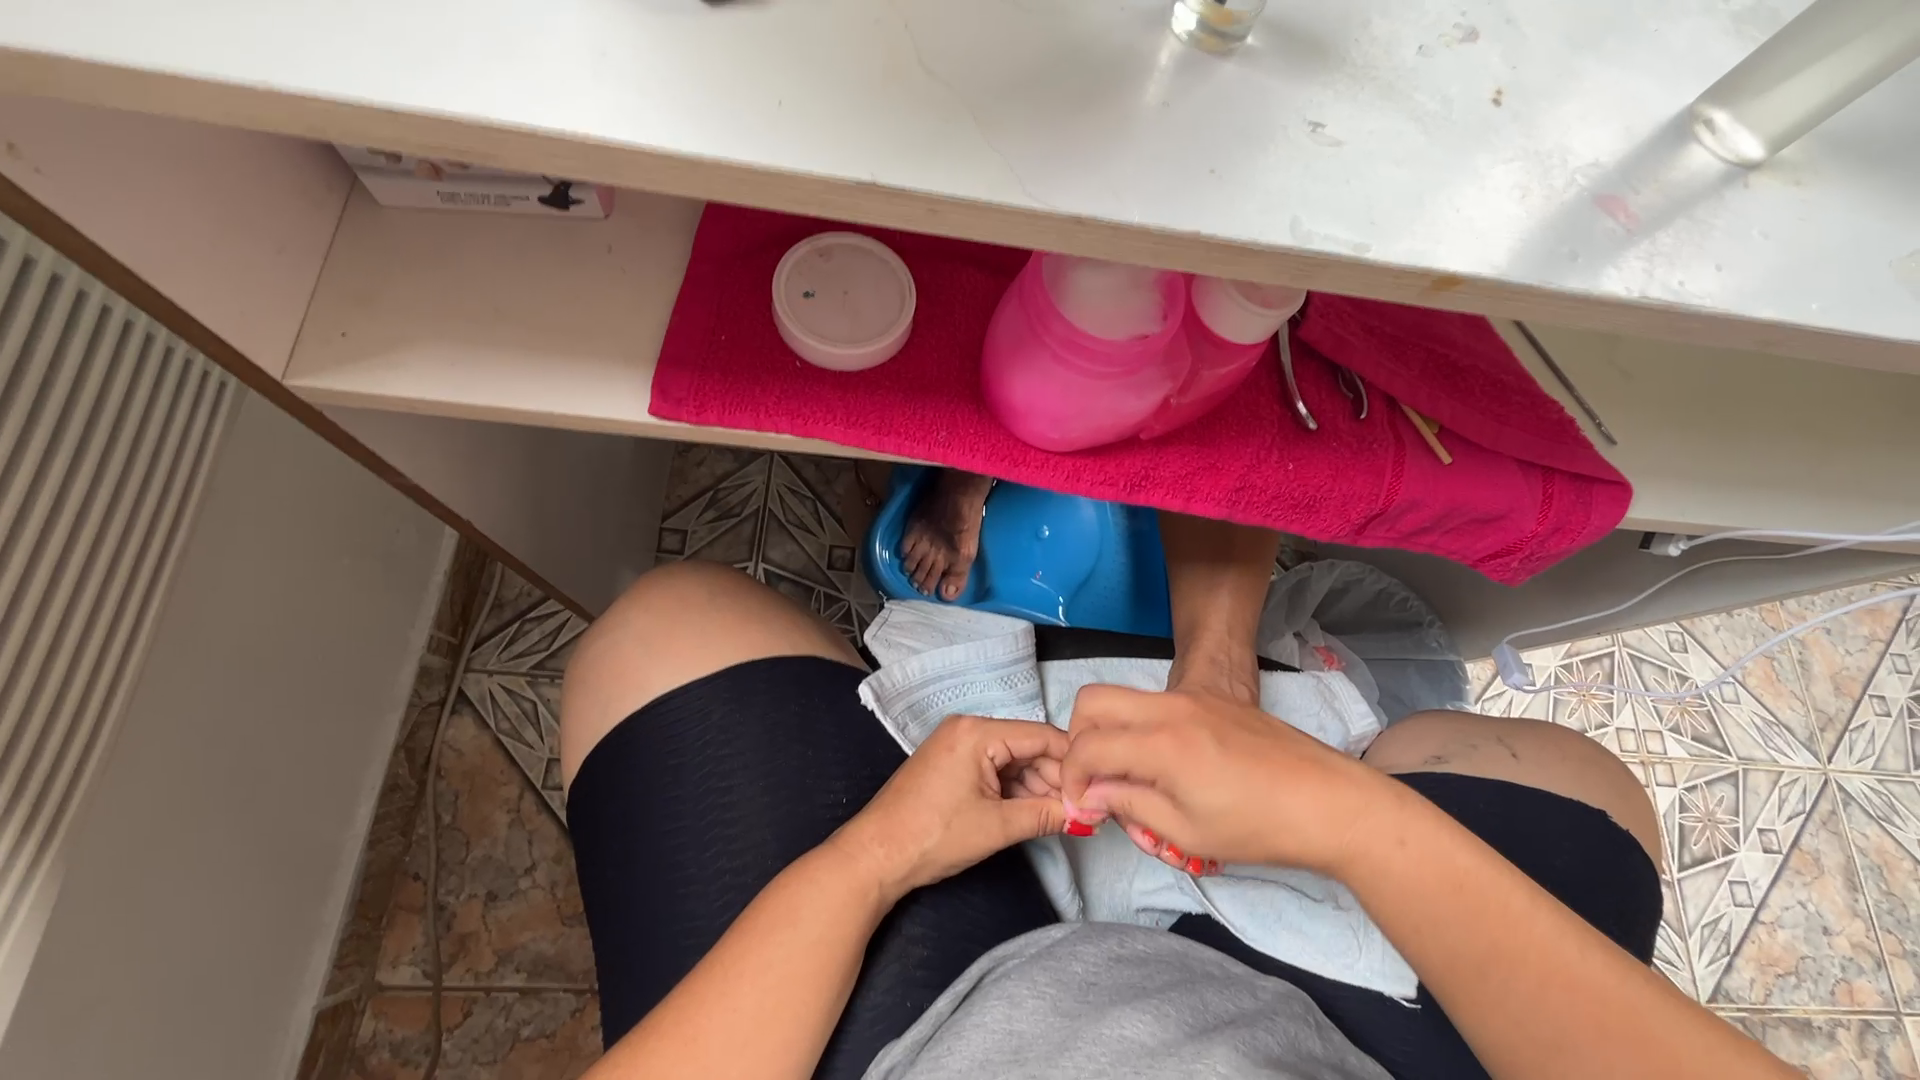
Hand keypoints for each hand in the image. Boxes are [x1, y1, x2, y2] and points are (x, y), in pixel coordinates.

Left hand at [831, 715, 1070, 904]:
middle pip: (1028, 747)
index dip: (1073, 762)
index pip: (1042, 736)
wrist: (875, 856)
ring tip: (1064, 816)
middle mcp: (968, 728)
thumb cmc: (932, 836)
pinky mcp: (952, 764)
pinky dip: (1015, 789)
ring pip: (1014, 760)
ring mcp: (958, 745)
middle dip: (1056, 778)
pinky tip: (1035, 811)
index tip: (1098, 787)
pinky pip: (995, 768)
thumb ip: (1046, 815)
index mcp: (977, 732)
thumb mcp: (997, 826)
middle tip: (1085, 810)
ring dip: (1037, 786)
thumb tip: (1084, 815)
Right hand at [1060, 685, 1395, 877]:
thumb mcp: (1186, 831)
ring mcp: (1191, 698)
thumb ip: (1128, 805)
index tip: (1083, 806)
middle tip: (1096, 779)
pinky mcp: (1210, 701)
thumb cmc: (1260, 826)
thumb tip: (1090, 795)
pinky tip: (1166, 766)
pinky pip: (1153, 703)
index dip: (1072, 778)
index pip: (1086, 747)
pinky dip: (1139, 727)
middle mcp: (1168, 708)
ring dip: (1109, 730)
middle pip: (1092, 701)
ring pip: (1122, 697)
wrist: (1330, 802)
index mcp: (1159, 743)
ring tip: (1130, 775)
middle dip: (1079, 740)